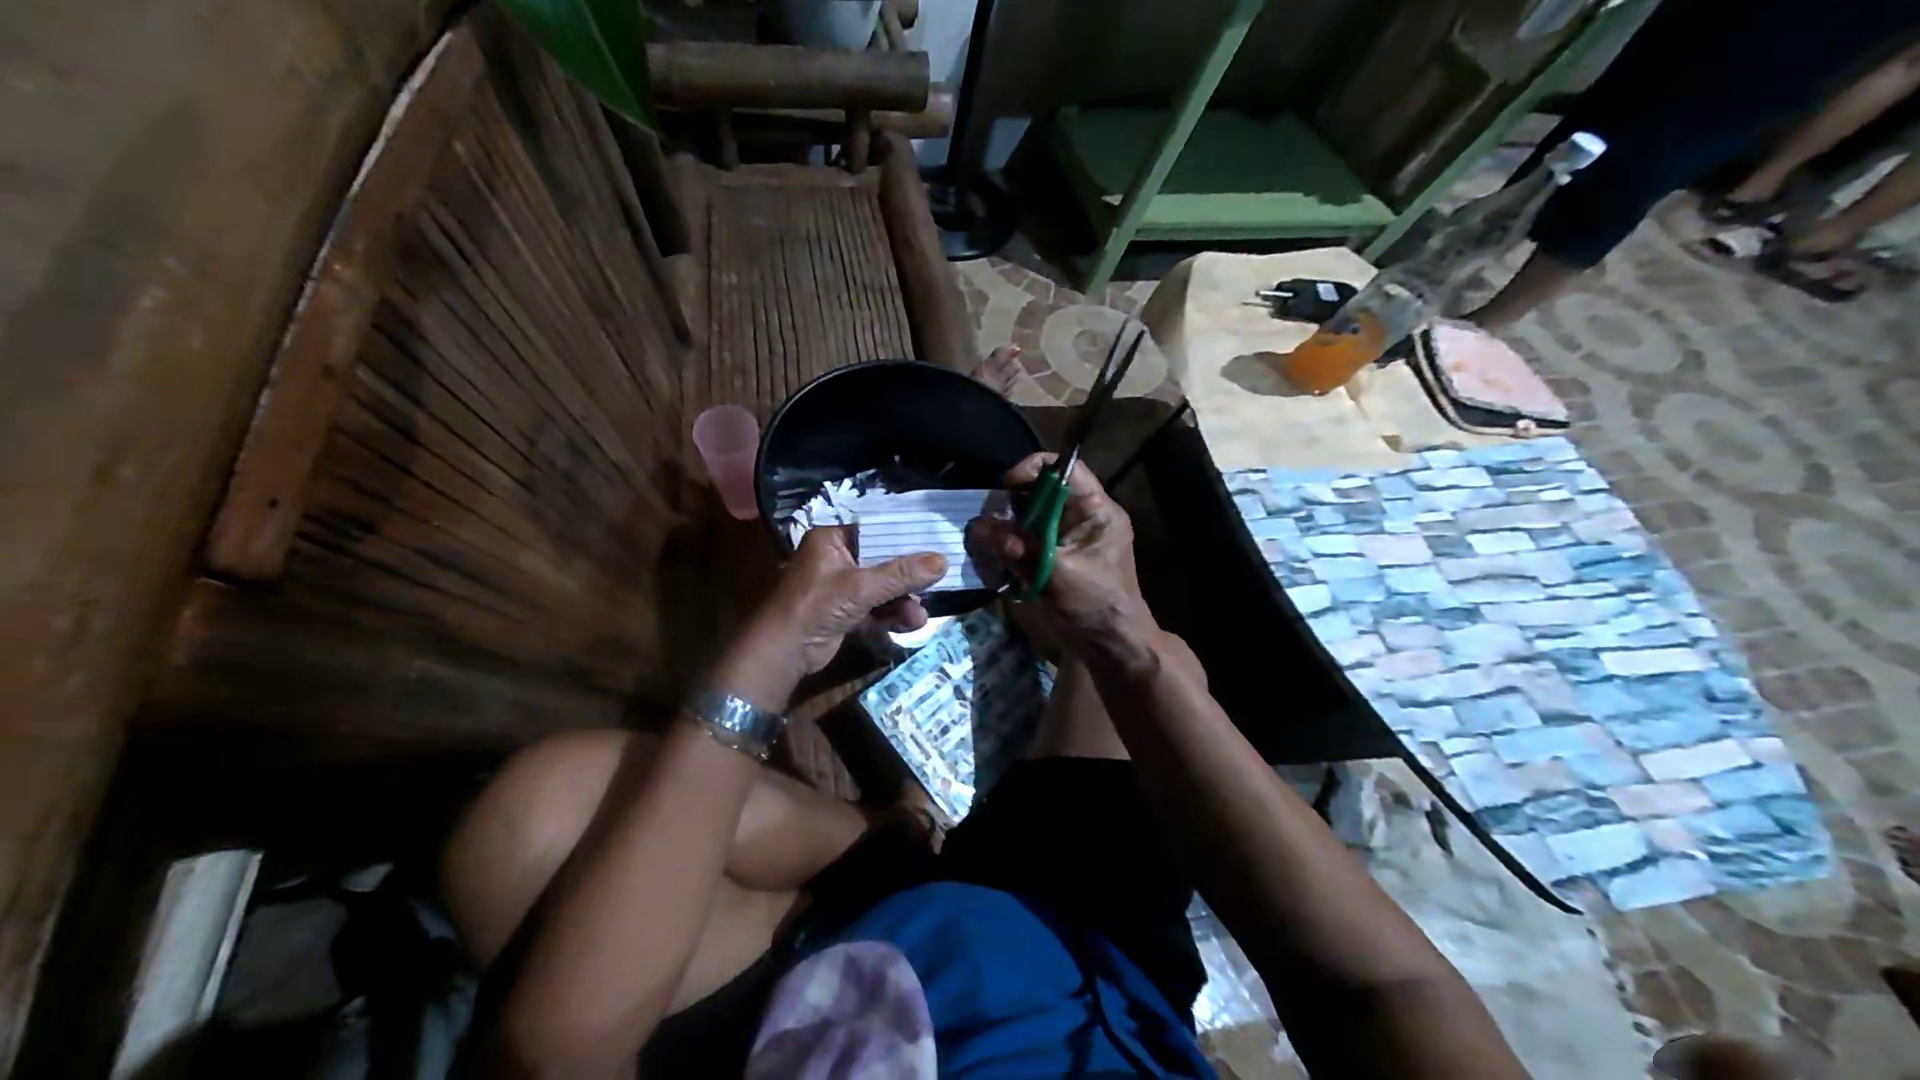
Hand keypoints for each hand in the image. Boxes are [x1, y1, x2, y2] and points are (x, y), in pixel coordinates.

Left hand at [711, 527, 946, 709]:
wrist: (780, 653)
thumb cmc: (815, 605)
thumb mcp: (860, 587)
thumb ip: (901, 574)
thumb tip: (943, 561)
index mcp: (832, 540)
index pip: (876, 531)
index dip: (906, 538)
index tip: (936, 543)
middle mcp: (836, 560)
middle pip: (883, 562)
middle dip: (908, 578)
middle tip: (936, 583)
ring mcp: (840, 589)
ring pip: (882, 589)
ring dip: (902, 601)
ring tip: (920, 615)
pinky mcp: (844, 614)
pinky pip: (875, 610)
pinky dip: (892, 616)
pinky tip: (911, 624)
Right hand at [967, 453, 1159, 670]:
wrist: (1111, 647)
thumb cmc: (1096, 605)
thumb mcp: (1059, 574)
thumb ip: (1020, 549)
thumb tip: (979, 527)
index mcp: (1096, 511)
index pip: (1066, 469)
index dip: (1034, 469)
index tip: (1006, 486)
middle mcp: (1081, 517)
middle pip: (1042, 492)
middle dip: (1013, 503)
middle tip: (990, 520)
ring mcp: (1066, 538)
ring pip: (1030, 516)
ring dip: (1007, 526)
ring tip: (987, 540)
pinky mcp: (1053, 557)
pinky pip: (1026, 540)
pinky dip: (1009, 545)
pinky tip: (994, 556)